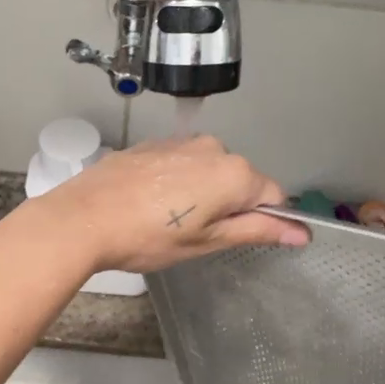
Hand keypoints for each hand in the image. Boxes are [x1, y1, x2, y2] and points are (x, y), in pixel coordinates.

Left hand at [32, 136, 308, 273]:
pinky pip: (181, 164)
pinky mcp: (152, 145)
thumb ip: (258, 231)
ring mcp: (180, 142)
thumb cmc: (148, 237)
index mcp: (234, 172)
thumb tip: (301, 233)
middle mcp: (213, 147)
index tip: (238, 240)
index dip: (264, 221)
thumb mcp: (207, 241)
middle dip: (229, 207)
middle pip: (240, 180)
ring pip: (209, 171)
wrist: (83, 219)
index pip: (273, 196)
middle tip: (196, 236)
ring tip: (169, 222)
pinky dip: (177, 183)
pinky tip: (151, 205)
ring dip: (201, 194)